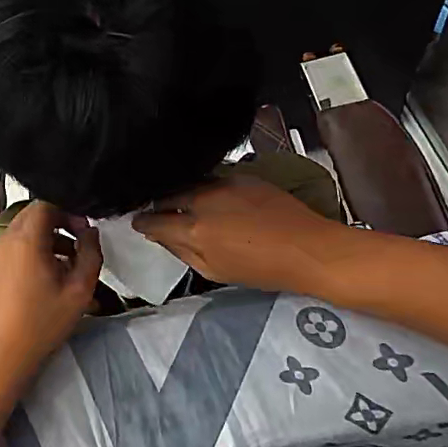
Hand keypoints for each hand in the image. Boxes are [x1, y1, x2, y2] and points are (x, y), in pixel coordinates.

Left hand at [0, 201, 102, 377]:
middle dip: (60, 223)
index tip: (85, 231)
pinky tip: (50, 276)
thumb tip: (90, 234)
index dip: (70, 211)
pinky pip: (14, 247)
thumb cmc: (41, 323)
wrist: (1, 356)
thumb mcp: (80, 289)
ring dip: (48, 238)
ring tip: (69, 263)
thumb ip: (91, 254)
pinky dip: (33, 250)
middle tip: (80, 244)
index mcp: (25, 239)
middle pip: (34, 215)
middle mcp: (5, 240)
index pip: (46, 204)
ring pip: (24, 231)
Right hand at [132, 177, 354, 292]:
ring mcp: (224, 182)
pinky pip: (213, 177)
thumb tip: (162, 237)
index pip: (154, 221)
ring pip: (190, 183)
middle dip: (159, 203)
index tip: (139, 223)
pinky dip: (204, 186)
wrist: (308, 248)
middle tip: (158, 212)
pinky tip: (209, 194)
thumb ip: (183, 251)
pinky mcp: (243, 174)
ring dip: (181, 192)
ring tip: (181, 202)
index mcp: (194, 229)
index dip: (143, 223)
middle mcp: (204, 199)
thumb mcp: (215, 271)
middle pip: (168, 195)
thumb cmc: (262, 269)